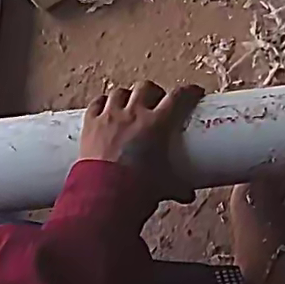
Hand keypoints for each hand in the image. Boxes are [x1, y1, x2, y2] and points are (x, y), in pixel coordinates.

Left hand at [79, 81, 203, 201]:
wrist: (105, 193)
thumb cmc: (137, 188)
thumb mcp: (164, 186)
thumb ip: (177, 188)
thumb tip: (187, 196)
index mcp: (157, 124)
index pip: (178, 97)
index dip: (188, 92)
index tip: (194, 93)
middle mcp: (133, 113)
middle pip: (146, 88)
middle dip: (153, 92)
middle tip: (157, 101)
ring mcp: (110, 116)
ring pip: (120, 92)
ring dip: (127, 95)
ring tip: (130, 104)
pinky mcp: (91, 124)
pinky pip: (96, 103)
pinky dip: (102, 103)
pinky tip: (106, 108)